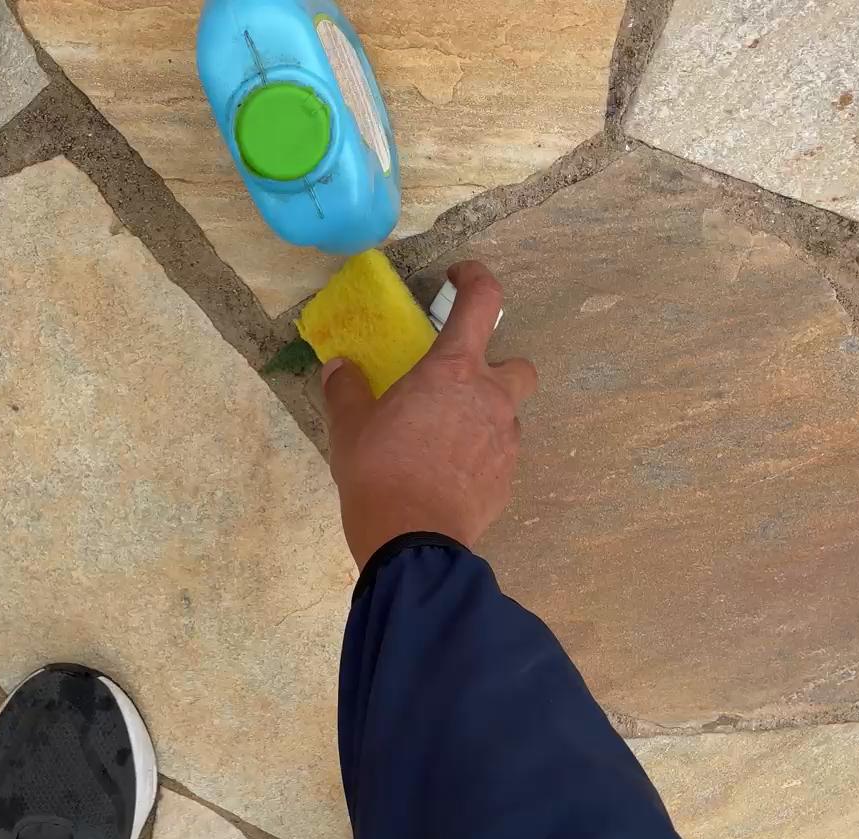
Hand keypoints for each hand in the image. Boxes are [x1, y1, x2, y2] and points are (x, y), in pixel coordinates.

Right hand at [320, 261, 537, 567]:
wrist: (410, 540)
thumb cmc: (378, 472)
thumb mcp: (350, 427)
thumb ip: (346, 390)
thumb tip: (338, 368)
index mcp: (453, 371)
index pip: (483, 301)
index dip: (475, 279)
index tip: (459, 278)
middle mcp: (491, 399)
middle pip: (520, 366)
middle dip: (498, 369)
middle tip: (462, 387)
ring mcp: (505, 442)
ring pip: (509, 416)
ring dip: (486, 418)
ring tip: (449, 440)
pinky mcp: (507, 481)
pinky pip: (500, 457)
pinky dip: (482, 458)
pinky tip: (452, 476)